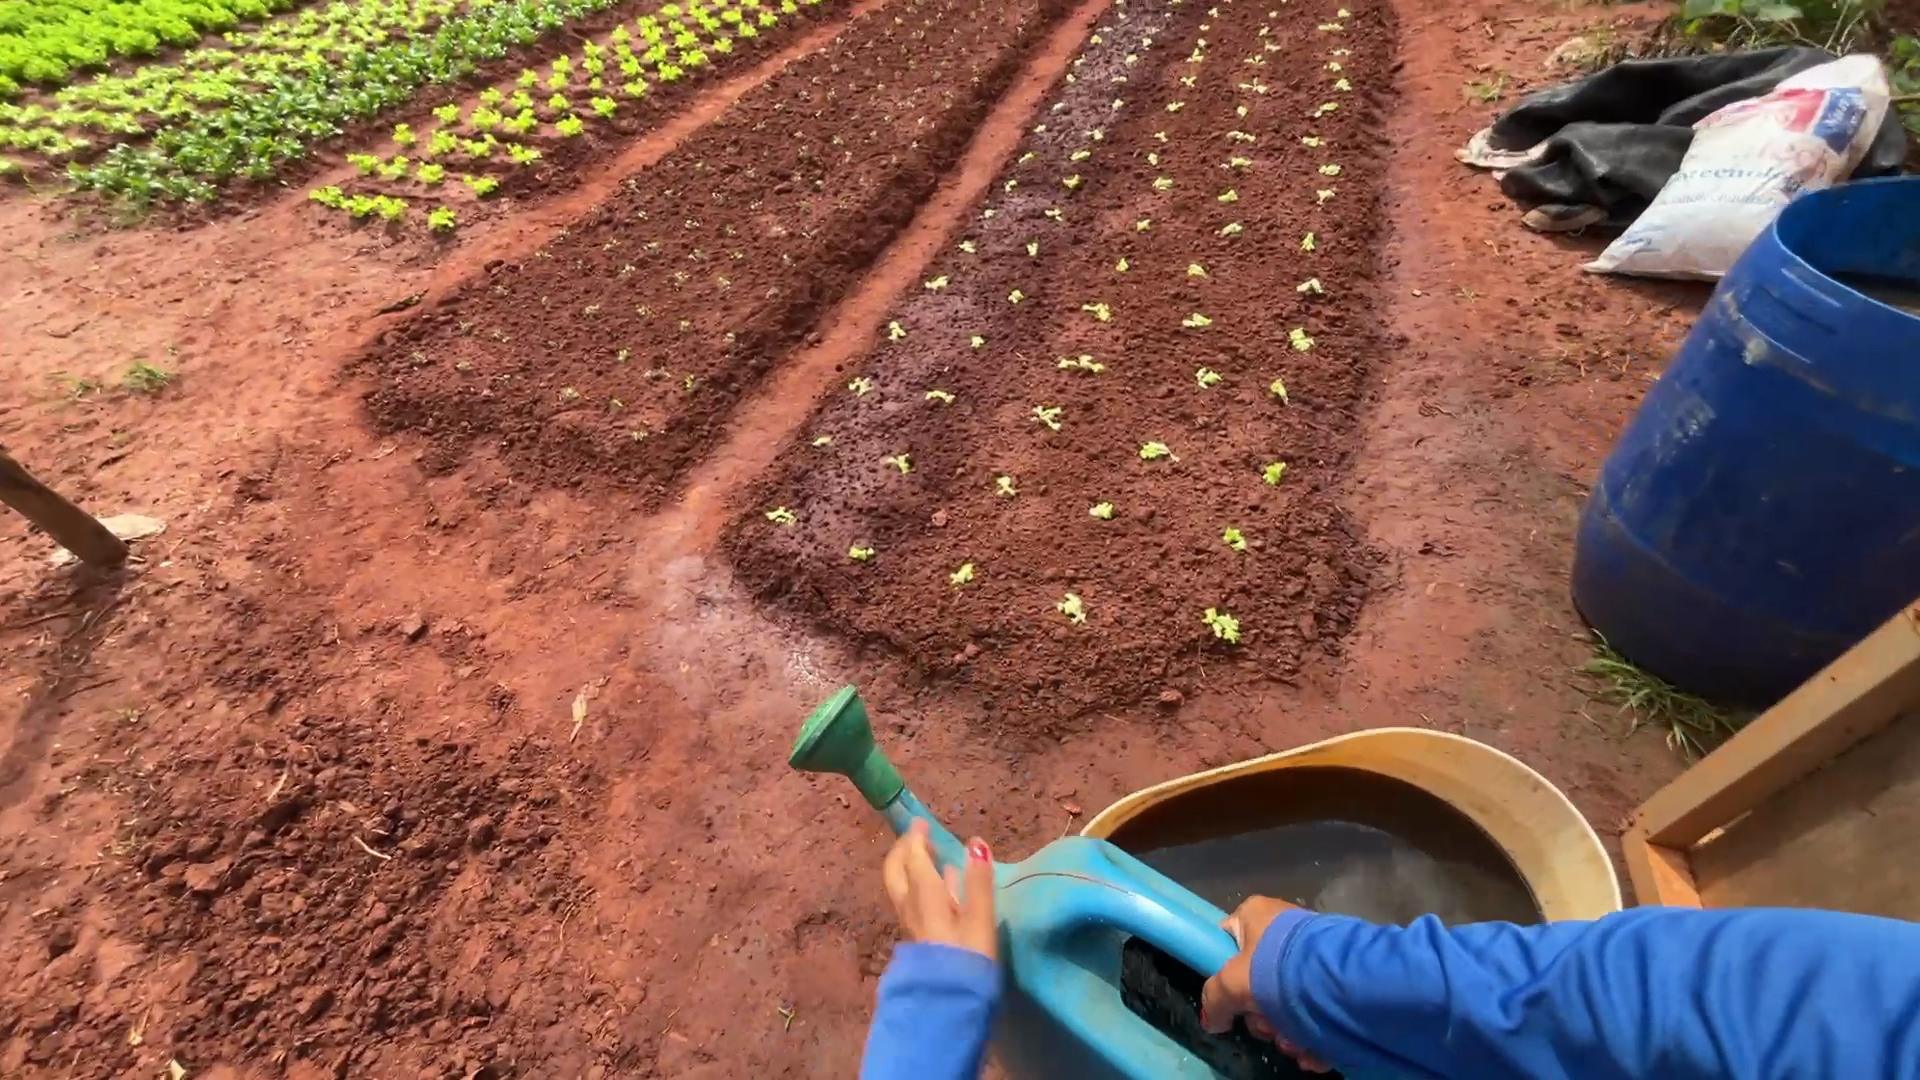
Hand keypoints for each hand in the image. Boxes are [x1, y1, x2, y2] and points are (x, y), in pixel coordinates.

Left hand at [881, 820, 996, 961]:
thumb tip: (976, 843)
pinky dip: (920, 886)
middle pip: (896, 871)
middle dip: (903, 850)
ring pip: (901, 887)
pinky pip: (912, 903)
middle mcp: (910, 907)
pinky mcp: (916, 941)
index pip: (913, 857)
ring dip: (910, 867)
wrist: (947, 1012)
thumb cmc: (968, 964)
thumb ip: (979, 881)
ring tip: (930, 858)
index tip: (921, 823)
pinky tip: (942, 892)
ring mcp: (910, 926)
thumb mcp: (980, 921)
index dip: (915, 837)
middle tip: (917, 837)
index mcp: (925, 896)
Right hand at [1201, 895, 1328, 1072]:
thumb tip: (1211, 1020)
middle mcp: (1280, 927)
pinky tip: (1311, 1053)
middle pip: (1256, 978)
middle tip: (1268, 1029)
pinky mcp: (1333, 975)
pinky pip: (1310, 1005)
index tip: (1235, 1003)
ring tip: (1295, 1046)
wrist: (1345, 984)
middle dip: (1260, 1015)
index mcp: (1253, 913)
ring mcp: (1308, 951)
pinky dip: (1308, 1033)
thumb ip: (1214, 998)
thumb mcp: (1234, 983)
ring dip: (1284, 1030)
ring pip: (1284, 998)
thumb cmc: (1278, 971)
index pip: (1227, 943)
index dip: (1226, 977)